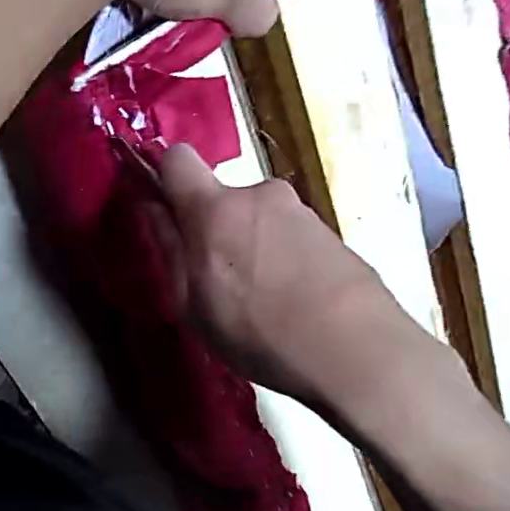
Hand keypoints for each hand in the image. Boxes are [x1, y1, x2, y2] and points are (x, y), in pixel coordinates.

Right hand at [153, 144, 473, 448]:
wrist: (358, 351)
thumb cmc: (258, 333)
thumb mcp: (192, 304)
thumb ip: (169, 248)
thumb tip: (151, 207)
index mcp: (214, 209)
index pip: (176, 159)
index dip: (164, 179)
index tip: (164, 212)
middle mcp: (259, 194)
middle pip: (220, 197)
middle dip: (211, 228)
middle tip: (217, 281)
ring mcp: (299, 210)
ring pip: (255, 219)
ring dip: (248, 246)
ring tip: (261, 300)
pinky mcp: (330, 231)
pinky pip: (286, 235)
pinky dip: (280, 257)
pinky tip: (291, 301)